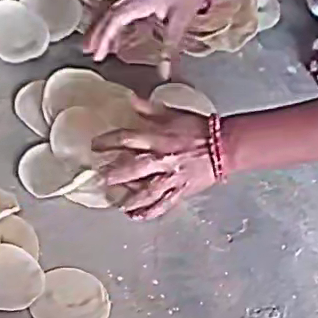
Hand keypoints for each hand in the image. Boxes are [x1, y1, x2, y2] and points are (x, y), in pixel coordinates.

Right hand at [85, 0, 207, 76]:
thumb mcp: (180, 21)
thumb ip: (169, 48)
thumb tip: (164, 74)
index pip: (117, 18)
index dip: (105, 37)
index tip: (98, 55)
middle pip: (109, 12)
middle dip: (97, 32)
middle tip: (88, 51)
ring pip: (113, 8)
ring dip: (103, 26)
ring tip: (95, 45)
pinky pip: (123, 6)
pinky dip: (116, 22)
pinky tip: (115, 36)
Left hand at [94, 100, 218, 219]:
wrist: (222, 146)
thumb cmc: (198, 128)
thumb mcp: (173, 113)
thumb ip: (150, 110)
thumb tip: (131, 100)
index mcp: (158, 138)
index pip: (127, 139)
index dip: (108, 142)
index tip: (95, 146)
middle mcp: (162, 160)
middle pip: (133, 169)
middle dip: (116, 174)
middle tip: (101, 178)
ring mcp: (171, 179)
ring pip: (146, 192)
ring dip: (130, 199)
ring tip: (117, 203)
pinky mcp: (180, 192)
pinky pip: (162, 205)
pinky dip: (148, 212)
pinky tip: (136, 216)